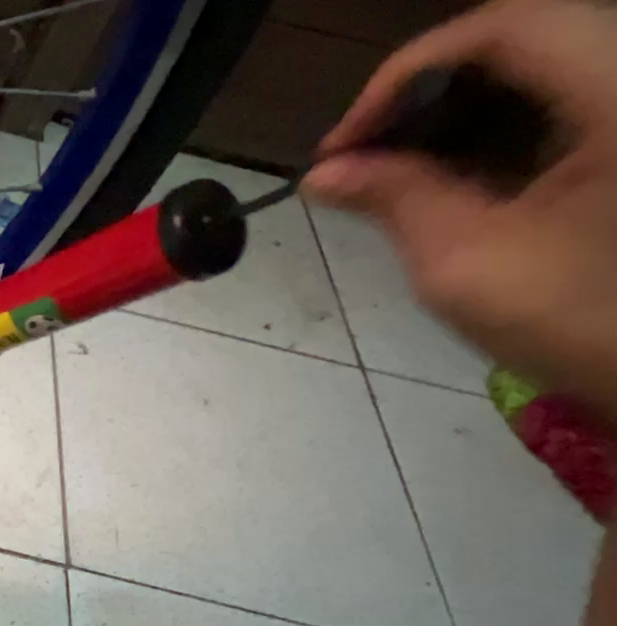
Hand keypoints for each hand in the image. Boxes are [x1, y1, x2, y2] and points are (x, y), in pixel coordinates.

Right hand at [304, 0, 616, 422]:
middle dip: (422, 93)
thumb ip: (395, 198)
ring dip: (451, 114)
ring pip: (538, 70)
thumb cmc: (581, 317)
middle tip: (356, 158)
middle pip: (520, 40)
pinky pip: (562, 104)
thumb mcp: (466, 260)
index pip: (505, 27)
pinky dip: (493, 132)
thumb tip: (323, 173)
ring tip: (388, 172)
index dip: (406, 72)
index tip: (342, 143)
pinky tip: (446, 179)